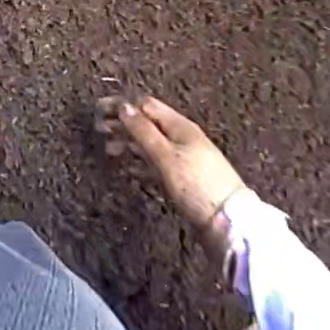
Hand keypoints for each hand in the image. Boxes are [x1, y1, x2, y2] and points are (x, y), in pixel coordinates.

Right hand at [100, 95, 247, 250]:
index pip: (146, 105)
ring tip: (109, 150)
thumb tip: (124, 105)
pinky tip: (129, 169)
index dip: (123, 106)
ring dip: (129, 144)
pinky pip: (156, 164)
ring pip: (150, 144)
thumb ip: (143, 131)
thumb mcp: (166, 156)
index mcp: (179, 126)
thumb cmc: (196, 185)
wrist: (229, 224)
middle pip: (147, 124)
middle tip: (100, 131)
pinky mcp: (183, 179)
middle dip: (123, 125)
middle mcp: (181, 138)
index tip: (100, 111)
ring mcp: (183, 159)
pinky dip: (140, 162)